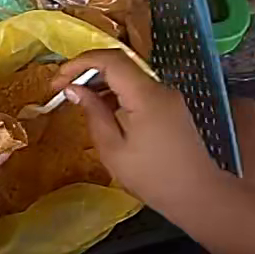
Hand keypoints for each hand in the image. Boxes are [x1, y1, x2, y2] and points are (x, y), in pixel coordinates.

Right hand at [54, 49, 228, 214]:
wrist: (197, 194)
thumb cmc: (151, 177)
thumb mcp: (113, 149)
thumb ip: (93, 113)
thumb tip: (74, 89)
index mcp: (145, 95)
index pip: (110, 59)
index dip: (79, 63)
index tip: (57, 81)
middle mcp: (159, 88)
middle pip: (120, 64)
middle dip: (87, 71)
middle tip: (63, 89)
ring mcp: (168, 96)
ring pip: (129, 77)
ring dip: (101, 83)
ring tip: (78, 101)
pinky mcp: (171, 107)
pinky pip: (139, 90)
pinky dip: (117, 94)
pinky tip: (102, 111)